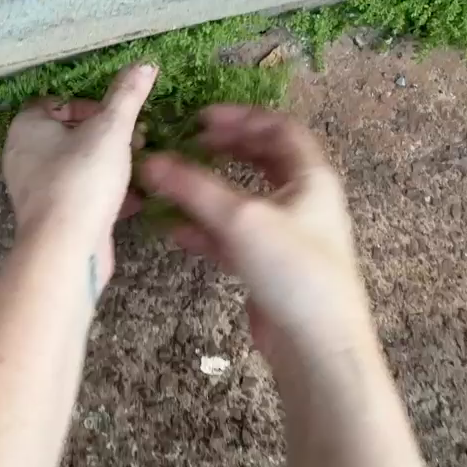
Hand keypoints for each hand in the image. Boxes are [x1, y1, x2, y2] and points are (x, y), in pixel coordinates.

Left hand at [0, 64, 156, 293]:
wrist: (66, 248)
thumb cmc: (81, 178)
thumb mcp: (110, 129)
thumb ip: (127, 96)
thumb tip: (145, 64)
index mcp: (26, 127)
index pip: (52, 102)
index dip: (85, 103)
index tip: (115, 113)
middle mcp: (23, 155)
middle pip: (66, 134)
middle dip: (103, 134)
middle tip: (135, 137)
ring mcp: (35, 188)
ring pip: (75, 165)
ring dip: (107, 163)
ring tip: (138, 164)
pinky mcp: (52, 216)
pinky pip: (80, 194)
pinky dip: (105, 192)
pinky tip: (135, 198)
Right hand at [140, 105, 371, 363]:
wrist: (318, 349)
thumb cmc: (293, 270)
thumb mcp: (241, 218)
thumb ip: (192, 187)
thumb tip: (148, 161)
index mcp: (311, 178)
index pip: (279, 128)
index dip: (240, 117)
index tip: (200, 118)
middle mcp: (302, 200)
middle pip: (260, 160)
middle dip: (221, 149)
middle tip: (186, 144)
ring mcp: (286, 234)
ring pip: (242, 198)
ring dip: (207, 189)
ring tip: (172, 183)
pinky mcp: (268, 265)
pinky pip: (232, 234)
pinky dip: (205, 228)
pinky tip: (175, 230)